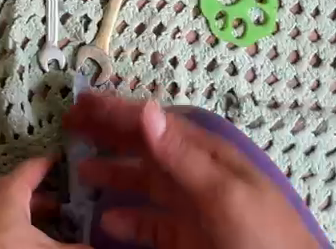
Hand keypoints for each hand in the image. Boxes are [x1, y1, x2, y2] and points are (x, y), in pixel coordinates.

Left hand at [0, 156, 82, 248]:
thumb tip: (100, 246)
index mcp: (11, 190)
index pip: (34, 166)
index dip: (52, 162)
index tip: (69, 157)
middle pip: (26, 187)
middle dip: (50, 193)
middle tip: (76, 195)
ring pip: (17, 206)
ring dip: (38, 212)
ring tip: (63, 221)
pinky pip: (7, 221)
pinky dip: (25, 224)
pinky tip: (39, 238)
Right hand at [65, 92, 321, 248]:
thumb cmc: (264, 240)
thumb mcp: (224, 195)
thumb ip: (181, 154)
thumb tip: (145, 108)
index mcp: (206, 155)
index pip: (152, 123)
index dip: (116, 110)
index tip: (81, 101)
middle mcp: (197, 176)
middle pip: (145, 147)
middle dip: (109, 134)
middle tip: (70, 125)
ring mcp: (195, 211)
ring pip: (145, 184)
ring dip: (113, 175)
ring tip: (81, 171)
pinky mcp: (192, 243)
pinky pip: (153, 226)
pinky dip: (130, 222)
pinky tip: (109, 222)